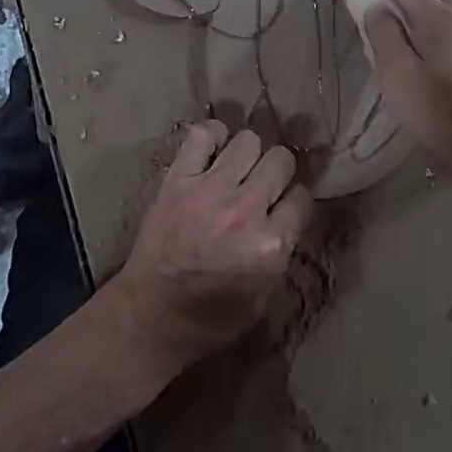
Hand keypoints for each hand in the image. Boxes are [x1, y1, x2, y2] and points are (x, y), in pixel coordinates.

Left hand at [108, 121, 311, 370]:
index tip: (283, 207)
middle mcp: (245, 211)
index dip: (294, 201)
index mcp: (271, 246)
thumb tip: (289, 209)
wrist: (149, 317)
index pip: (303, 197)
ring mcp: (209, 191)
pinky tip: (214, 150)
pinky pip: (204, 134)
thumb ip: (283, 249)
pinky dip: (213, 135)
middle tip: (263, 186)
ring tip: (238, 170)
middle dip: (278, 172)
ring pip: (249, 140)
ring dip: (249, 155)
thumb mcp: (264, 296)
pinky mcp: (178, 180)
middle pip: (281, 160)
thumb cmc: (211, 316)